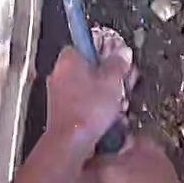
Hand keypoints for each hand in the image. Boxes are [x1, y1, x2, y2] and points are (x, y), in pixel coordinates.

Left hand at [44, 26, 132, 149]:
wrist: (71, 140)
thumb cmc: (87, 110)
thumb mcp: (112, 81)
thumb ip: (118, 64)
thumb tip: (122, 54)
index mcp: (69, 59)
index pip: (86, 42)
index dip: (105, 48)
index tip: (118, 54)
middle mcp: (60, 72)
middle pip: (88, 64)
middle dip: (108, 72)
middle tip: (124, 79)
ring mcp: (59, 91)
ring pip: (87, 83)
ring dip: (104, 89)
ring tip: (120, 99)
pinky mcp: (62, 108)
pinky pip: (82, 99)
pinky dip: (96, 103)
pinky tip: (110, 112)